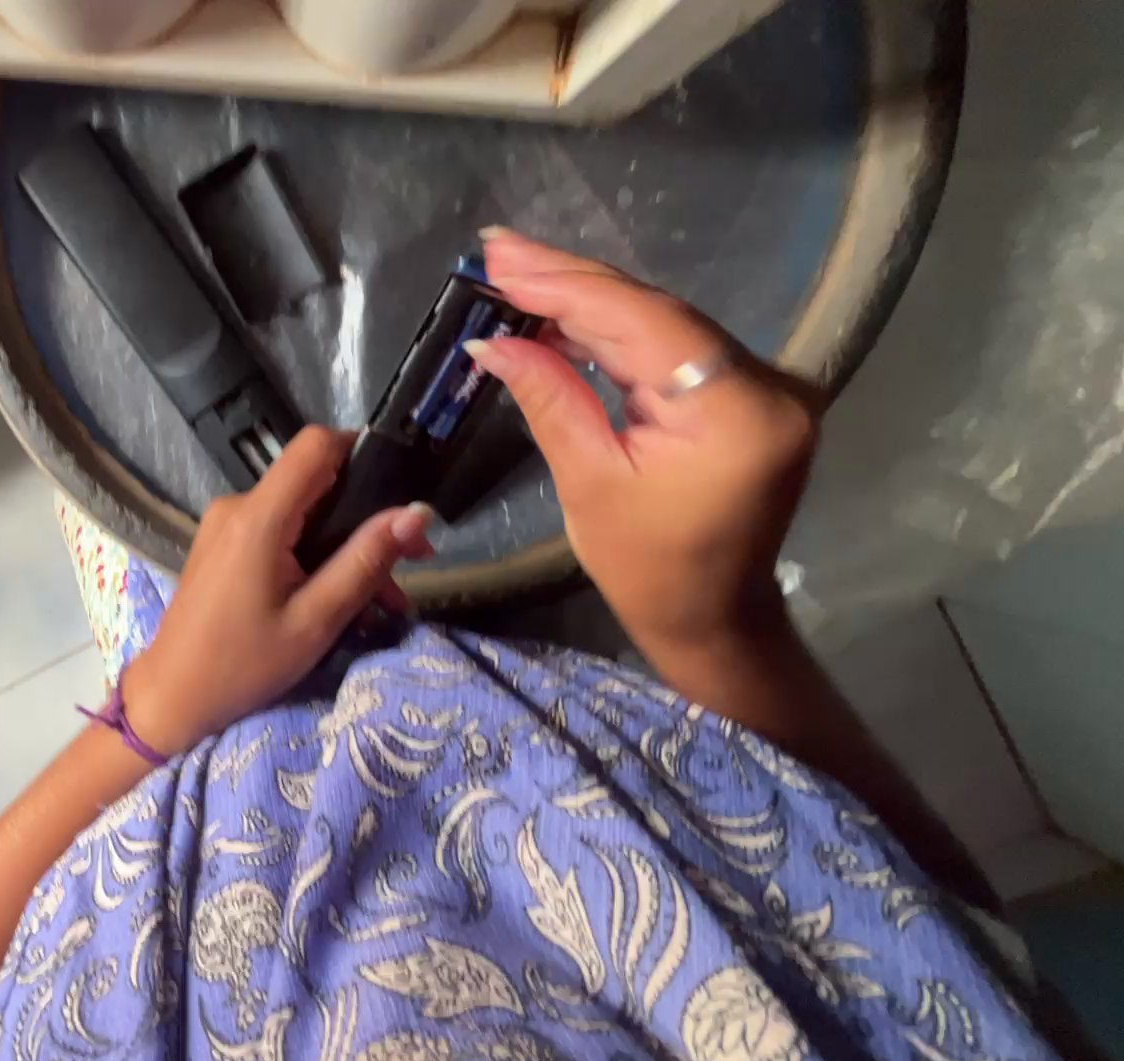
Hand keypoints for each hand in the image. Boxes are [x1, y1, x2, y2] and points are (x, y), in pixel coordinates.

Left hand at [121, 427, 434, 755]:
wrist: (173, 695)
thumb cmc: (243, 665)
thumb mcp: (316, 620)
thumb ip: (366, 561)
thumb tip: (418, 513)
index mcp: (258, 517)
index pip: (317, 445)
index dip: (363, 455)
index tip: (399, 495)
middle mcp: (238, 506)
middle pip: (315, 482)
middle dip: (366, 519)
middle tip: (411, 563)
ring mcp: (226, 524)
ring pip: (302, 513)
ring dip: (345, 548)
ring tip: (382, 602)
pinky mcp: (223, 544)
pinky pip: (280, 533)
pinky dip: (314, 558)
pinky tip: (339, 600)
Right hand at [464, 228, 817, 654]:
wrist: (711, 613)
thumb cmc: (645, 566)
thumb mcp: (587, 483)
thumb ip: (548, 400)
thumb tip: (493, 344)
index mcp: (733, 411)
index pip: (642, 323)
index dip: (566, 288)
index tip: (502, 259)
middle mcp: (764, 381)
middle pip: (653, 311)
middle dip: (569, 281)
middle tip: (498, 250)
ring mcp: (760, 382)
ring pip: (658, 323)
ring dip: (583, 299)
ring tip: (514, 271)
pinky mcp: (741, 390)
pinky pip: (667, 347)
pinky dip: (609, 331)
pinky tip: (559, 312)